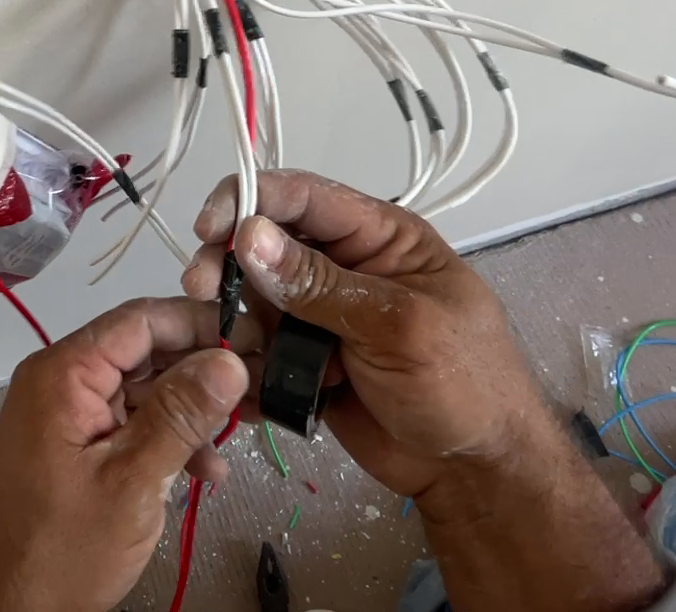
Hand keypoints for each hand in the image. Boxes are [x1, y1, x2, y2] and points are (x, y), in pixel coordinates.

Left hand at [0, 298, 249, 611]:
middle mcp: (61, 377)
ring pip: (140, 388)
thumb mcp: (132, 480)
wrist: (11, 610)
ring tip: (248, 426)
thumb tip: (229, 359)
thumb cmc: (66, 546)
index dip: (199, 323)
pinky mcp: (74, 441)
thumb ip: (181, 414)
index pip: (139, 321)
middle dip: (202, 368)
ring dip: (191, 408)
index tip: (254, 337)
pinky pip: (127, 421)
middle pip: (143, 351)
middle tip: (262, 384)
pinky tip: (206, 470)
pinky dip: (165, 437)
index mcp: (64, 371)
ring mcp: (66, 410)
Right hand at [185, 171, 669, 611]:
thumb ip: (320, 284)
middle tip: (201, 285)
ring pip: (251, 287)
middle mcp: (340, 263)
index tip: (208, 226)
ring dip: (228, 303)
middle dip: (228, 255)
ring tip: (217, 330)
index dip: (250, 199)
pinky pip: (254, 334)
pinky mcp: (299, 349)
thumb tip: (249, 235)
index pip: (303, 196)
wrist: (474, 479)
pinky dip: (237, 344)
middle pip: (265, 237)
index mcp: (377, 236)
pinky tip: (228, 362)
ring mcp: (316, 308)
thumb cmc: (463, 387)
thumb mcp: (398, 327)